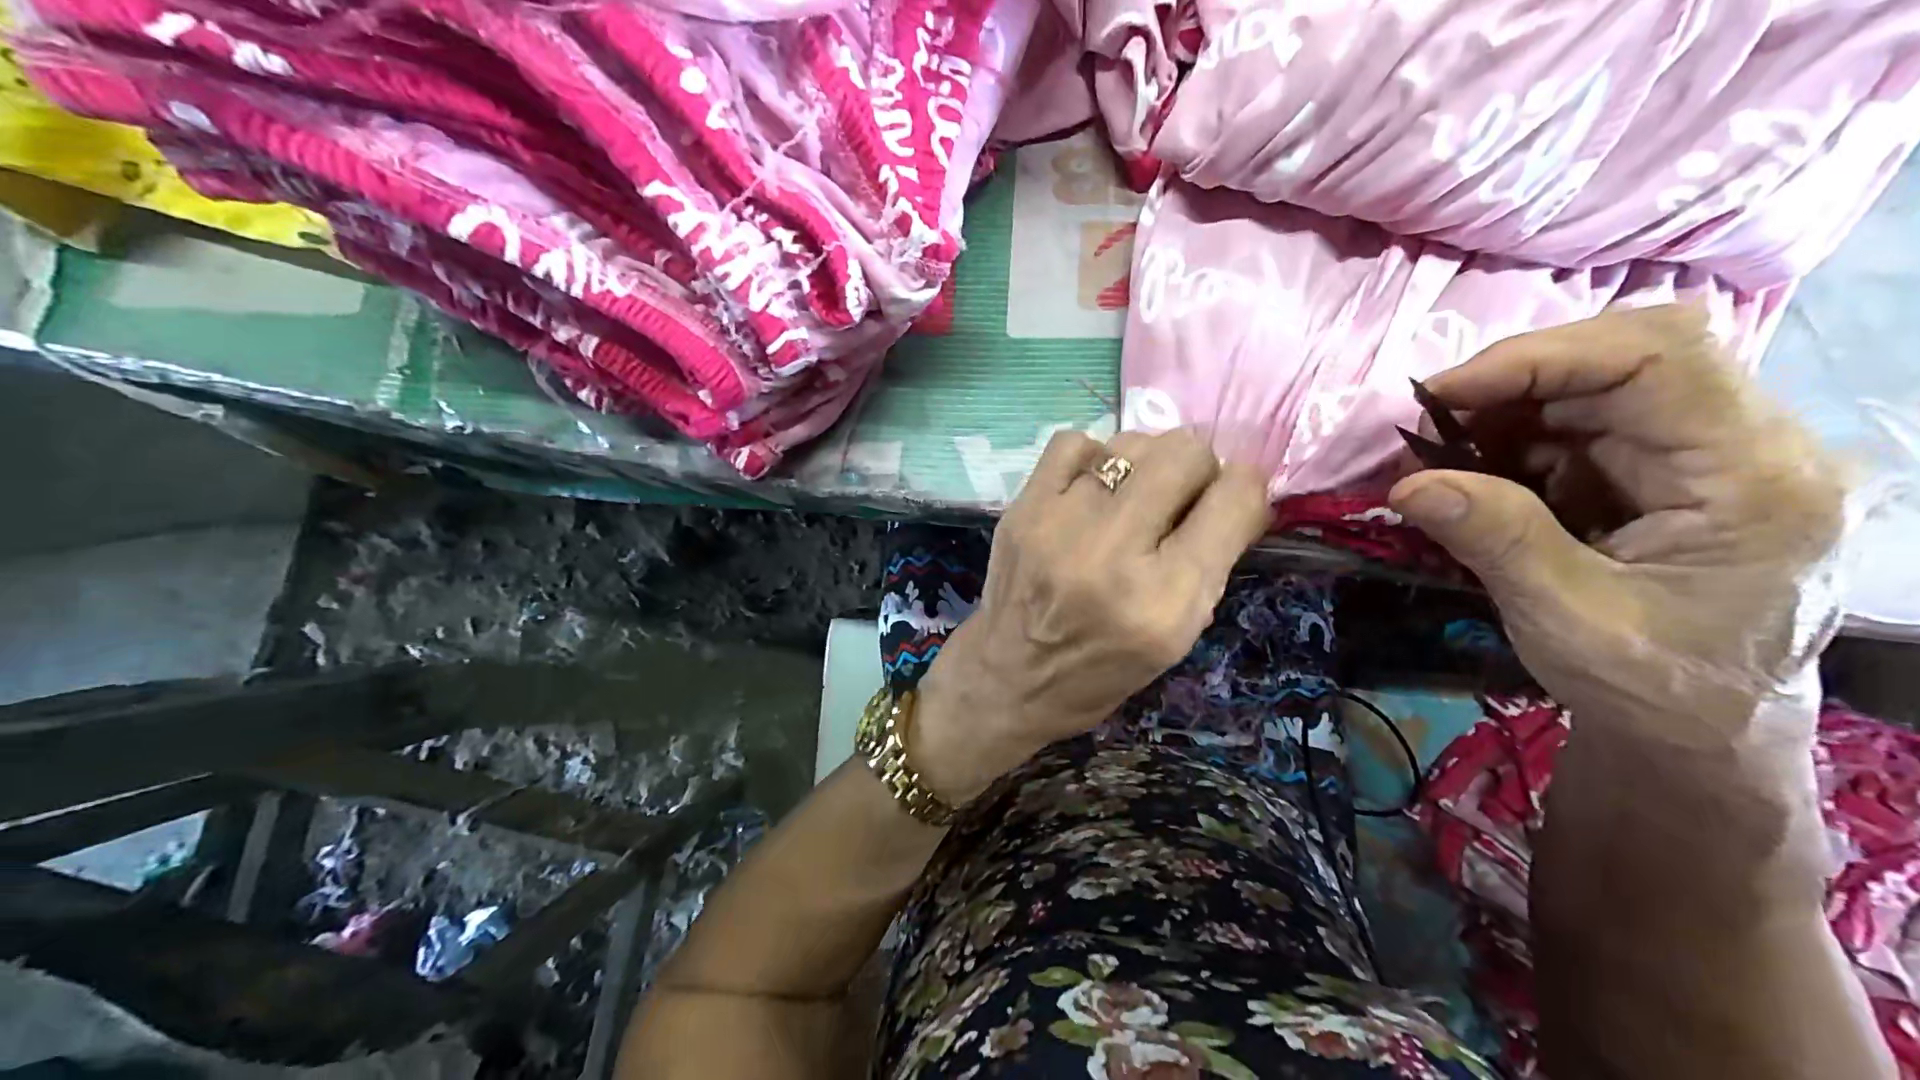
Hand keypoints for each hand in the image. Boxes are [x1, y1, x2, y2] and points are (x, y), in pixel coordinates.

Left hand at [911, 430, 1270, 804]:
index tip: (1235, 495)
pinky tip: (1091, 488)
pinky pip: (1073, 443)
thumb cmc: (1103, 670)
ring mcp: (1060, 525)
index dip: (1246, 488)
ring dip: (1148, 463)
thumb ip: (1214, 561)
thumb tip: (1239, 487)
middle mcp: (1113, 553)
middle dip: (1200, 468)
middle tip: (1185, 495)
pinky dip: (1093, 457)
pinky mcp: (1022, 510)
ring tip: (1135, 495)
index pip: (1232, 502)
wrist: (1010, 677)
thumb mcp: (1179, 636)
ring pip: (1133, 442)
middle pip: (1185, 454)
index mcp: (1166, 601)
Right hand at [1387, 304, 1846, 751]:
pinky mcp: (1661, 473)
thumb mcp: (1567, 619)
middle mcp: (1744, 447)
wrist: (1698, 735)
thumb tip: (1407, 483)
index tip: (1441, 394)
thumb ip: (1496, 540)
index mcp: (1755, 478)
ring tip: (1438, 458)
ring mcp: (1703, 456)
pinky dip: (1511, 442)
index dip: (1539, 357)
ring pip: (1595, 387)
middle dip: (1512, 382)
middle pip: (1626, 358)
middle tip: (1430, 424)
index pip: (1659, 359)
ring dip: (1503, 413)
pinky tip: (1472, 477)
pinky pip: (1579, 427)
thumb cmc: (1654, 690)